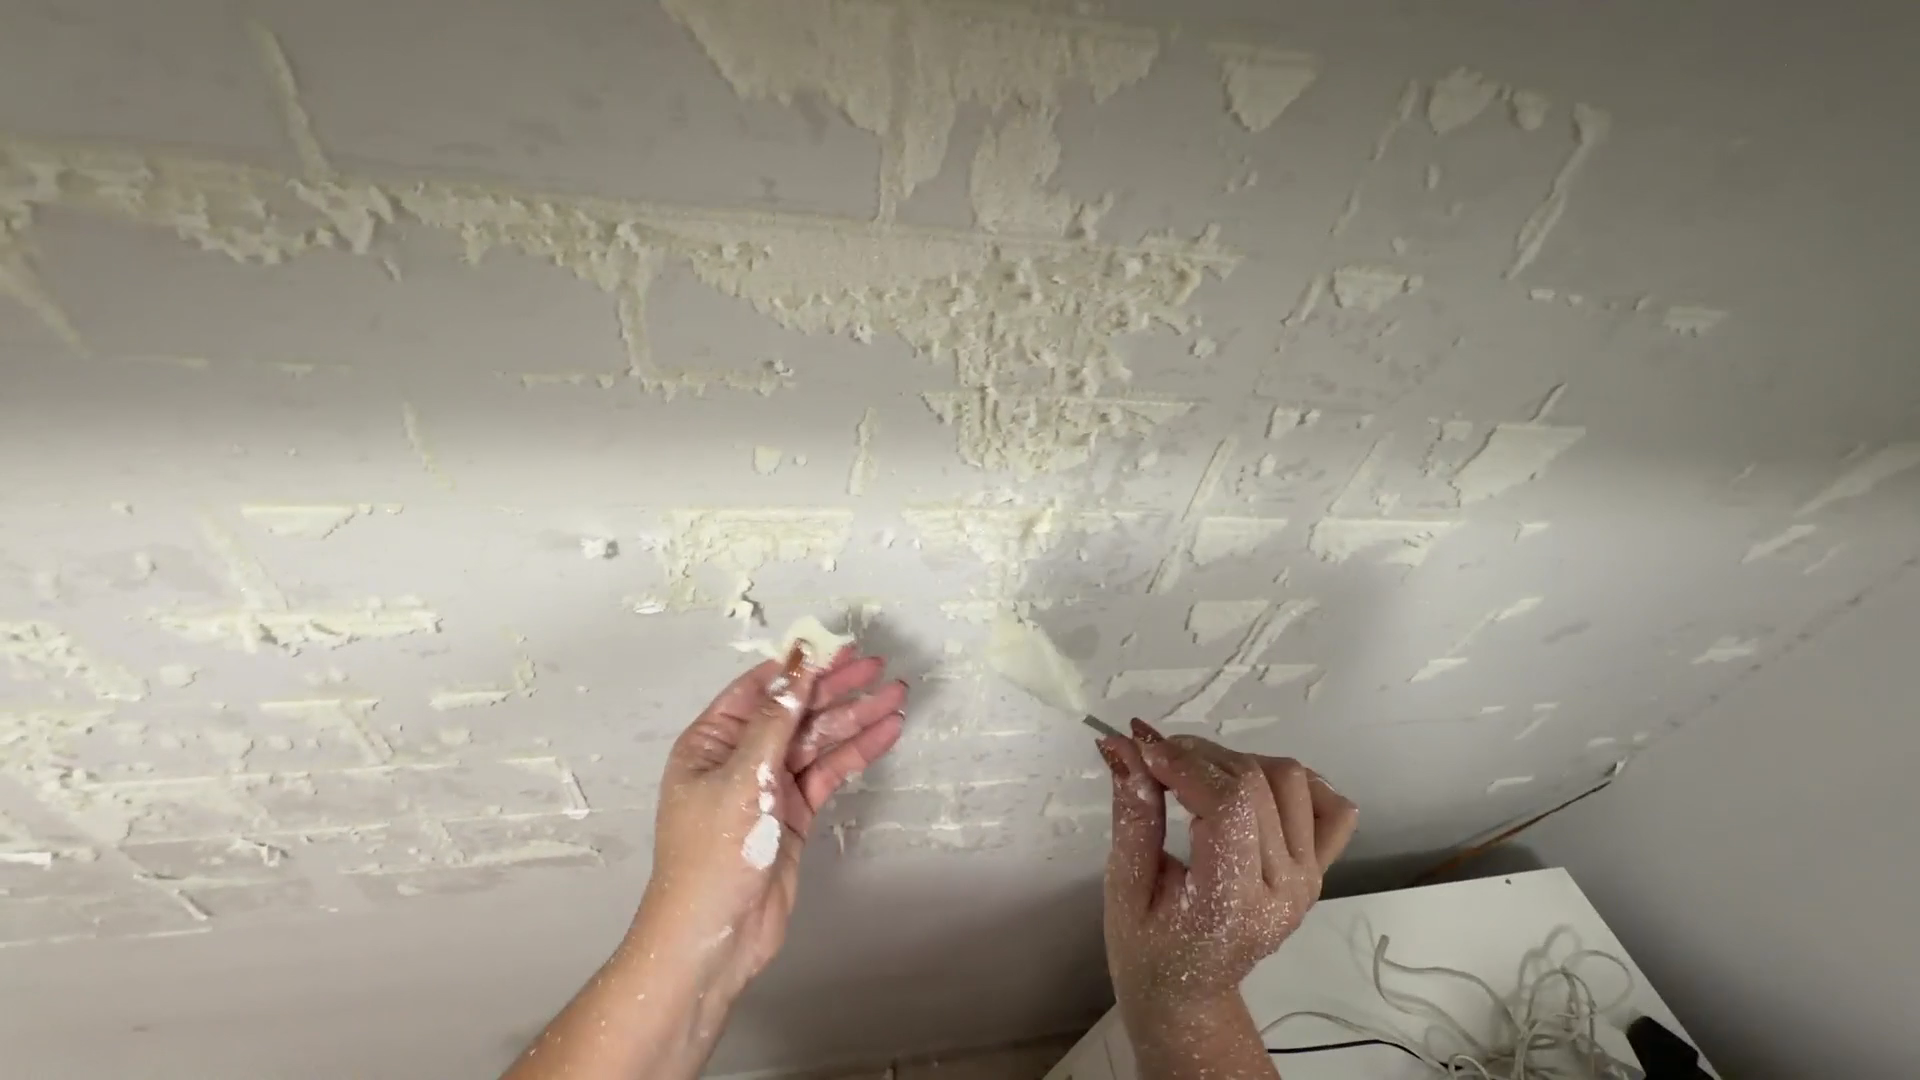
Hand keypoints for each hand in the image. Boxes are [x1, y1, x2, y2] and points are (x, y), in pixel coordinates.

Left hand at [636, 645, 906, 999]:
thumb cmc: (714, 853)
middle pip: (796, 712)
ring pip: (818, 741)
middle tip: (880, 667)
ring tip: (897, 696)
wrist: (714, 938)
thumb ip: (775, 719)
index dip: (802, 666)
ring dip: (856, 719)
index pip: (762, 690)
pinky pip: (829, 773)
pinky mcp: (794, 813)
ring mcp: (770, 786)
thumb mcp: (743, 778)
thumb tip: (796, 665)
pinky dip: (857, 754)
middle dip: (838, 689)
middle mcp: (741, 757)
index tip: (839, 648)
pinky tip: (886, 733)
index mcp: (712, 741)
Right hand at [1098, 720, 1357, 1020]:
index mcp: (1232, 901)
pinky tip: (1251, 788)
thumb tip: (1125, 746)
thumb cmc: (1146, 947)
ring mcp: (1309, 878)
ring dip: (1233, 761)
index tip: (1139, 748)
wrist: (1187, 992)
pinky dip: (1296, 783)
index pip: (1230, 803)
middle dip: (1195, 754)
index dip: (1183, 761)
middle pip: (1255, 782)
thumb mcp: (1123, 886)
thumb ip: (1133, 815)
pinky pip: (1331, 807)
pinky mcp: (1317, 870)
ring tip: (1191, 776)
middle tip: (1150, 760)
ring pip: (1289, 778)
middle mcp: (1285, 887)